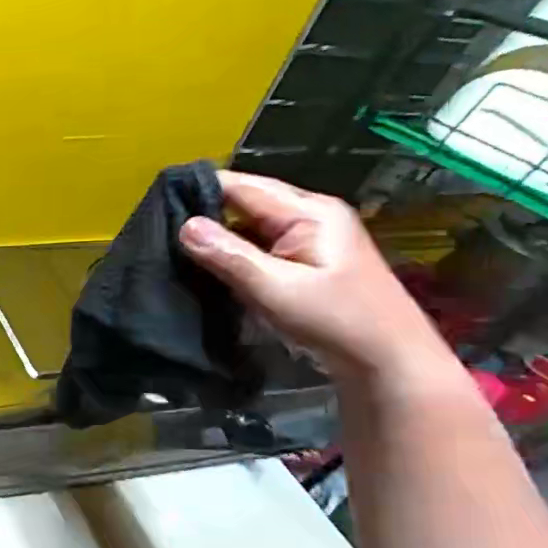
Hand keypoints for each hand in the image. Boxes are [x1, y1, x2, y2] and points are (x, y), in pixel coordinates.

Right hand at [178, 171, 454, 382]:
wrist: (388, 361)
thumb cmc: (337, 322)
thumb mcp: (277, 290)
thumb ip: (230, 256)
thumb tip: (184, 225)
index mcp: (308, 211)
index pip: (242, 186)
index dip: (200, 191)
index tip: (158, 205)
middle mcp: (309, 215)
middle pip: (245, 203)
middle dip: (206, 217)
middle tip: (161, 234)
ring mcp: (309, 239)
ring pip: (250, 228)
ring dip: (219, 241)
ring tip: (177, 253)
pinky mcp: (305, 262)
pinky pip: (260, 249)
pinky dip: (236, 258)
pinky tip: (211, 272)